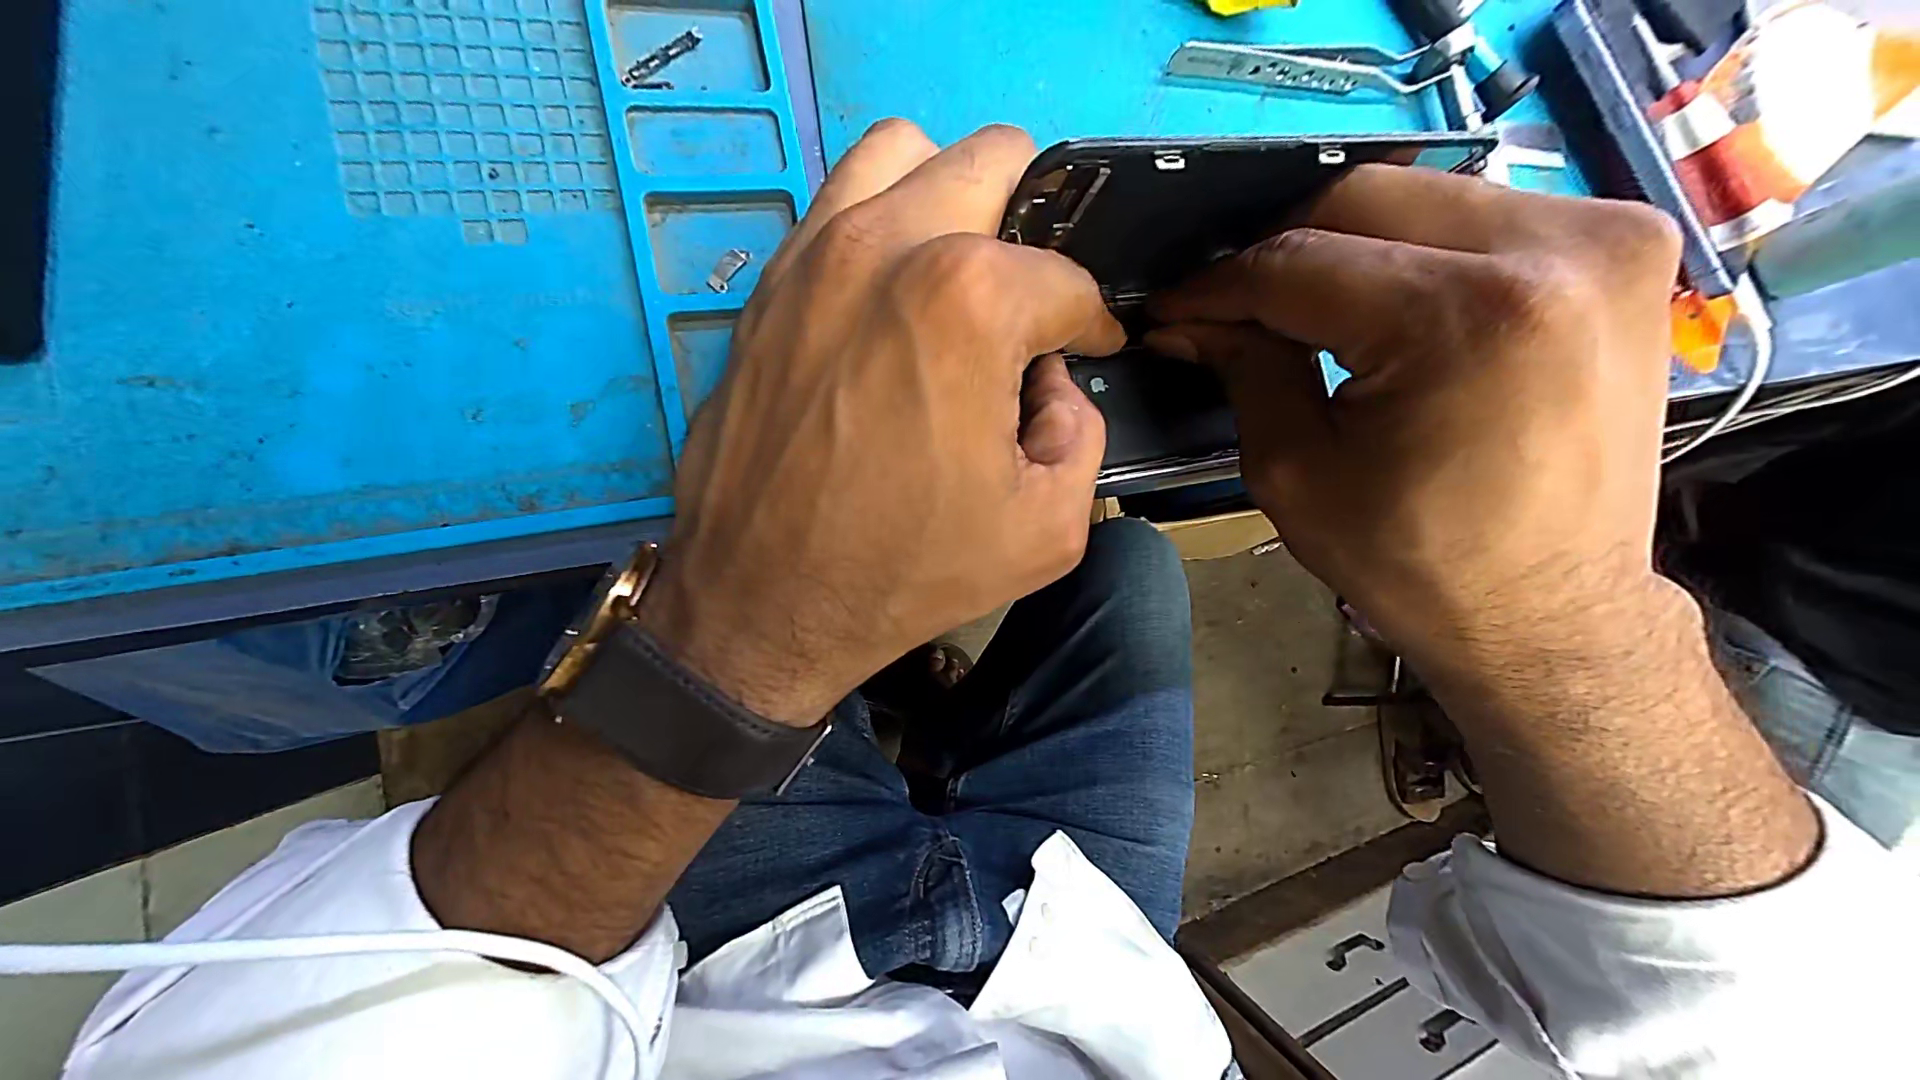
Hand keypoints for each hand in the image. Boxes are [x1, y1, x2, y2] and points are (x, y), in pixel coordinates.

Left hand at [638, 120, 1123, 725]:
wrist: (764, 603)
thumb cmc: (907, 572)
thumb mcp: (1048, 526)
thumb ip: (1081, 429)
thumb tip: (1050, 379)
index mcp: (971, 302)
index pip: (1065, 280)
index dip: (1091, 323)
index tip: (1088, 350)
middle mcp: (888, 247)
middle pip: (991, 163)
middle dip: (1030, 226)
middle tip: (1028, 298)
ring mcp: (814, 255)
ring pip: (901, 154)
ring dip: (949, 196)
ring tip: (960, 271)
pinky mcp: (767, 285)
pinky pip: (835, 206)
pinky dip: (880, 225)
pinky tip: (891, 294)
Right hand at [1148, 165, 1681, 676]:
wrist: (1545, 609)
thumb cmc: (1411, 561)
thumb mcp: (1295, 471)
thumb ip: (1243, 369)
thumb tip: (1185, 320)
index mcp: (1463, 319)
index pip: (1298, 264)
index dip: (1217, 285)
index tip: (1169, 307)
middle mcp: (1553, 249)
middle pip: (1360, 197)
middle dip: (1273, 249)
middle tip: (1226, 305)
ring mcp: (1604, 238)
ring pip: (1416, 195)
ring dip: (1336, 246)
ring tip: (1289, 306)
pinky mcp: (1618, 252)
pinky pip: (1474, 218)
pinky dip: (1402, 251)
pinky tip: (1367, 301)